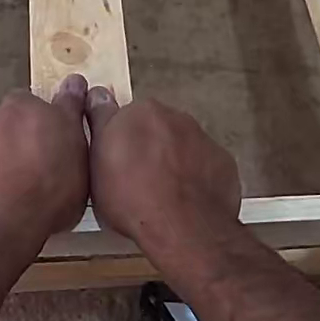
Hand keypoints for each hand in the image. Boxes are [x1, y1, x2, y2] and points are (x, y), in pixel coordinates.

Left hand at [0, 75, 89, 240]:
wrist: (4, 224)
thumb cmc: (52, 183)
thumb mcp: (78, 144)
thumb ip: (73, 110)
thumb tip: (74, 82)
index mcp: (24, 106)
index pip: (40, 102)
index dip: (52, 121)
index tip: (62, 141)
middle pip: (15, 123)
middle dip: (29, 138)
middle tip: (48, 164)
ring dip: (9, 159)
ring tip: (27, 188)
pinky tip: (5, 201)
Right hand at [85, 88, 241, 244]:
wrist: (183, 226)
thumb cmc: (133, 196)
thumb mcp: (96, 160)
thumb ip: (99, 120)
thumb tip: (98, 95)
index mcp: (143, 111)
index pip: (126, 116)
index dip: (119, 141)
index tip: (115, 162)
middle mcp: (176, 117)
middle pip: (156, 129)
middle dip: (148, 148)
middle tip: (136, 179)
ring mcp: (203, 138)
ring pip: (181, 146)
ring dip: (172, 162)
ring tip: (161, 193)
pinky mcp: (223, 161)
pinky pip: (204, 164)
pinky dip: (195, 176)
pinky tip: (185, 198)